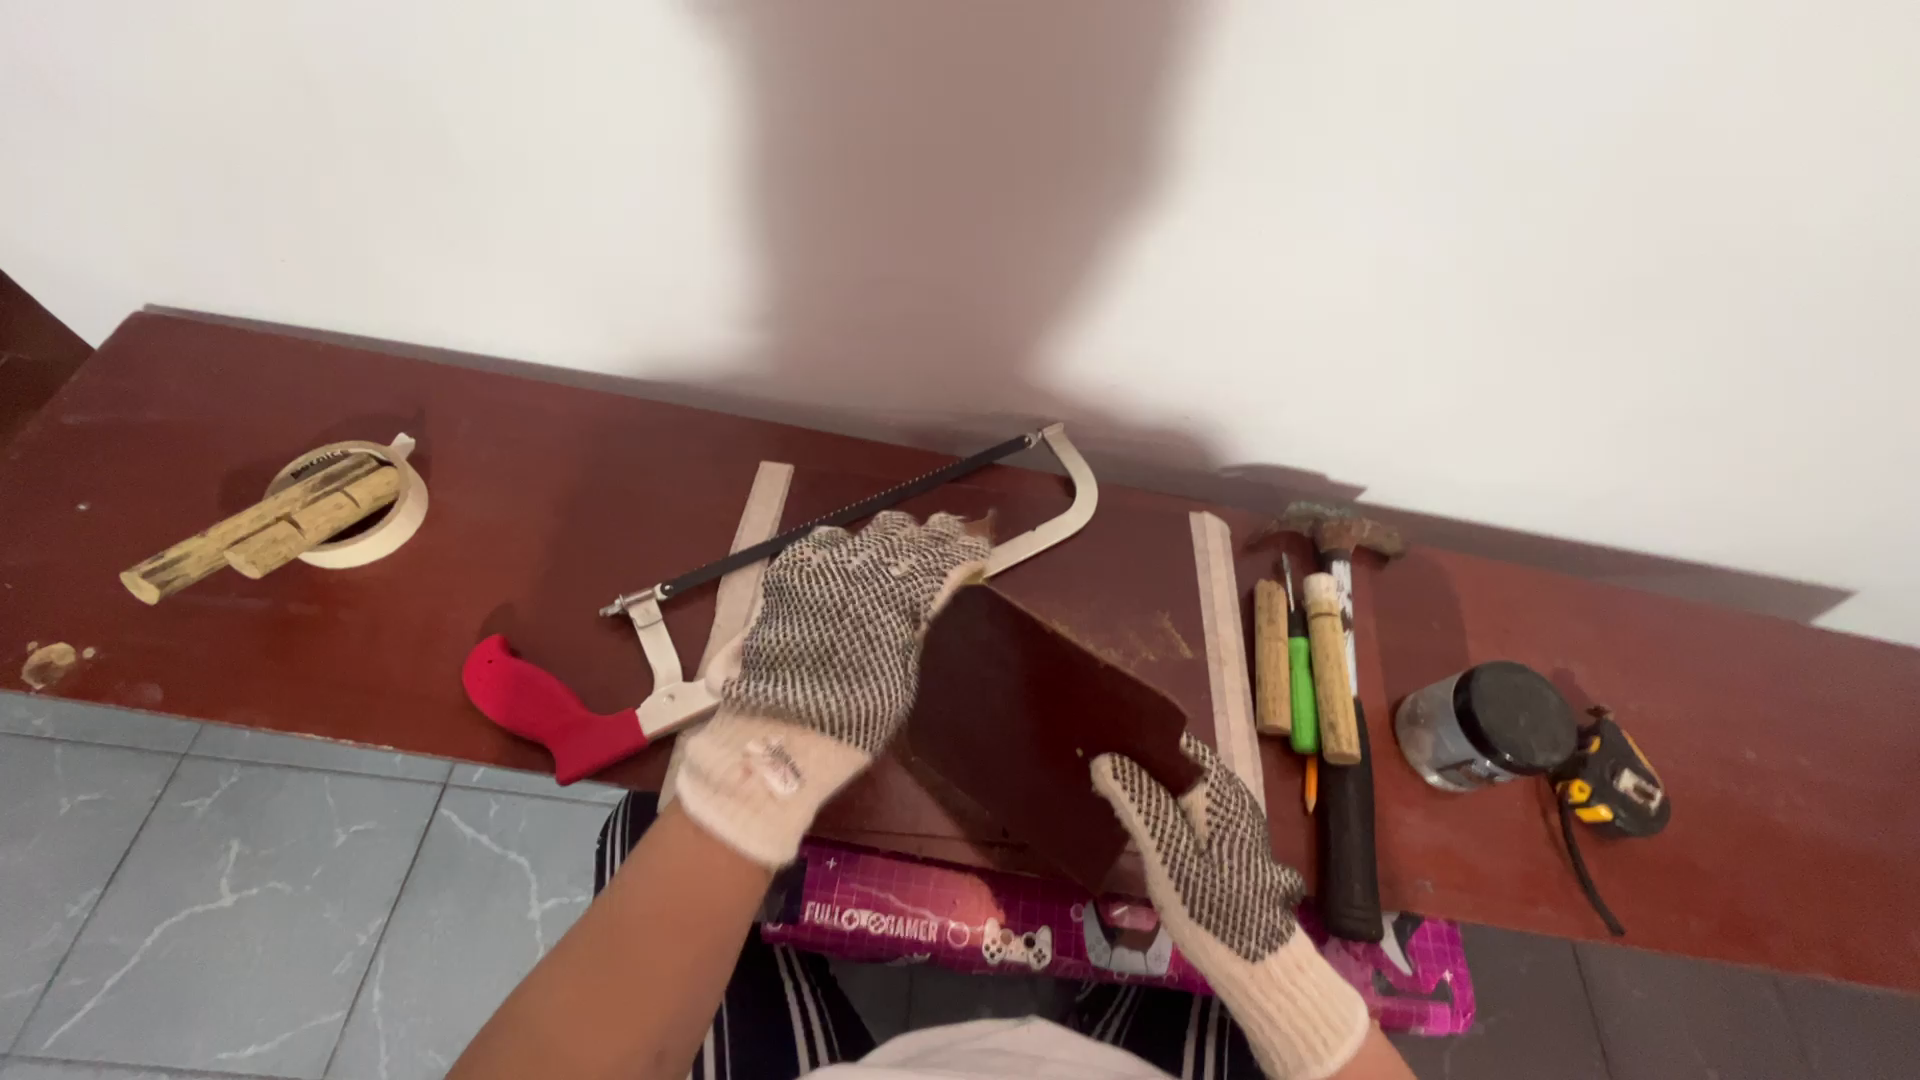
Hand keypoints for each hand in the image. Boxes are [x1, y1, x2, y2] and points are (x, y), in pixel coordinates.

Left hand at [673, 511, 988, 867]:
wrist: (785, 725)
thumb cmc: (857, 714)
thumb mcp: (904, 671)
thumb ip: (914, 626)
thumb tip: (925, 601)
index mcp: (905, 596)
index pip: (946, 557)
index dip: (965, 549)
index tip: (977, 546)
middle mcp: (869, 568)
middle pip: (909, 536)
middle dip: (930, 536)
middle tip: (942, 537)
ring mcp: (826, 564)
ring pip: (869, 531)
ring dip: (887, 537)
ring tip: (894, 544)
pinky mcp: (790, 571)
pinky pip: (822, 542)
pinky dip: (838, 547)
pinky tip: (842, 556)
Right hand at [1092, 735, 1370, 1079]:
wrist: (1257, 965)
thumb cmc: (1211, 907)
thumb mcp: (1168, 855)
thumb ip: (1139, 803)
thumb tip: (1105, 759)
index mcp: (1216, 788)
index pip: (1172, 740)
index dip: (1135, 735)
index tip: (1096, 736)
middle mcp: (1227, 792)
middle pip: (1174, 760)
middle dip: (1135, 758)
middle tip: (1089, 762)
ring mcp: (1229, 815)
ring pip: (1179, 783)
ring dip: (1144, 782)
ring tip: (1102, 786)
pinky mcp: (1225, 838)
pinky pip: (1185, 805)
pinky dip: (1158, 804)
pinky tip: (1131, 818)